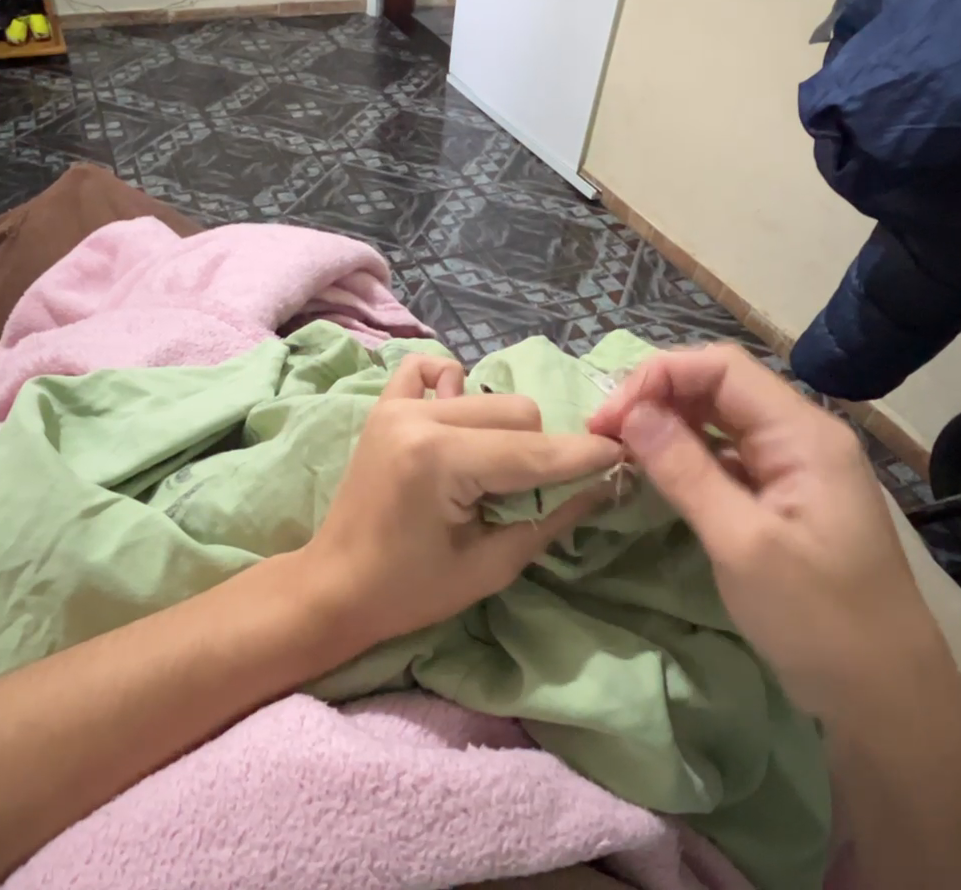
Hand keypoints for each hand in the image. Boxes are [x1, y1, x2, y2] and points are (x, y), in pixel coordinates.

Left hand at [300, 354, 623, 646]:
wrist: (335, 586)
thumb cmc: (410, 590)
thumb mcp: (491, 566)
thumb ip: (550, 517)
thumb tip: (605, 485)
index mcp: (441, 460)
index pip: (533, 452)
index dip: (585, 457)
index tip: (625, 456)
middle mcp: (420, 417)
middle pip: (518, 413)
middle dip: (542, 452)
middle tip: (533, 493)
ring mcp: (397, 406)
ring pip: (487, 395)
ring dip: (506, 429)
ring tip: (492, 470)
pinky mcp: (384, 407)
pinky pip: (428, 370)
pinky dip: (454, 386)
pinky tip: (459, 415)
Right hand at [587, 344, 939, 716]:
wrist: (886, 695)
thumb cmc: (819, 619)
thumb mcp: (742, 544)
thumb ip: (685, 471)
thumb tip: (630, 413)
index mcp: (803, 434)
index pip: (721, 368)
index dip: (657, 378)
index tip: (607, 419)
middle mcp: (801, 437)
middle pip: (719, 386)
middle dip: (656, 398)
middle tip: (603, 434)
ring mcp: (793, 468)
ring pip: (719, 420)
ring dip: (666, 425)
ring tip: (618, 449)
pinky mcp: (782, 498)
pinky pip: (726, 457)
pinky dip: (685, 457)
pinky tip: (654, 474)